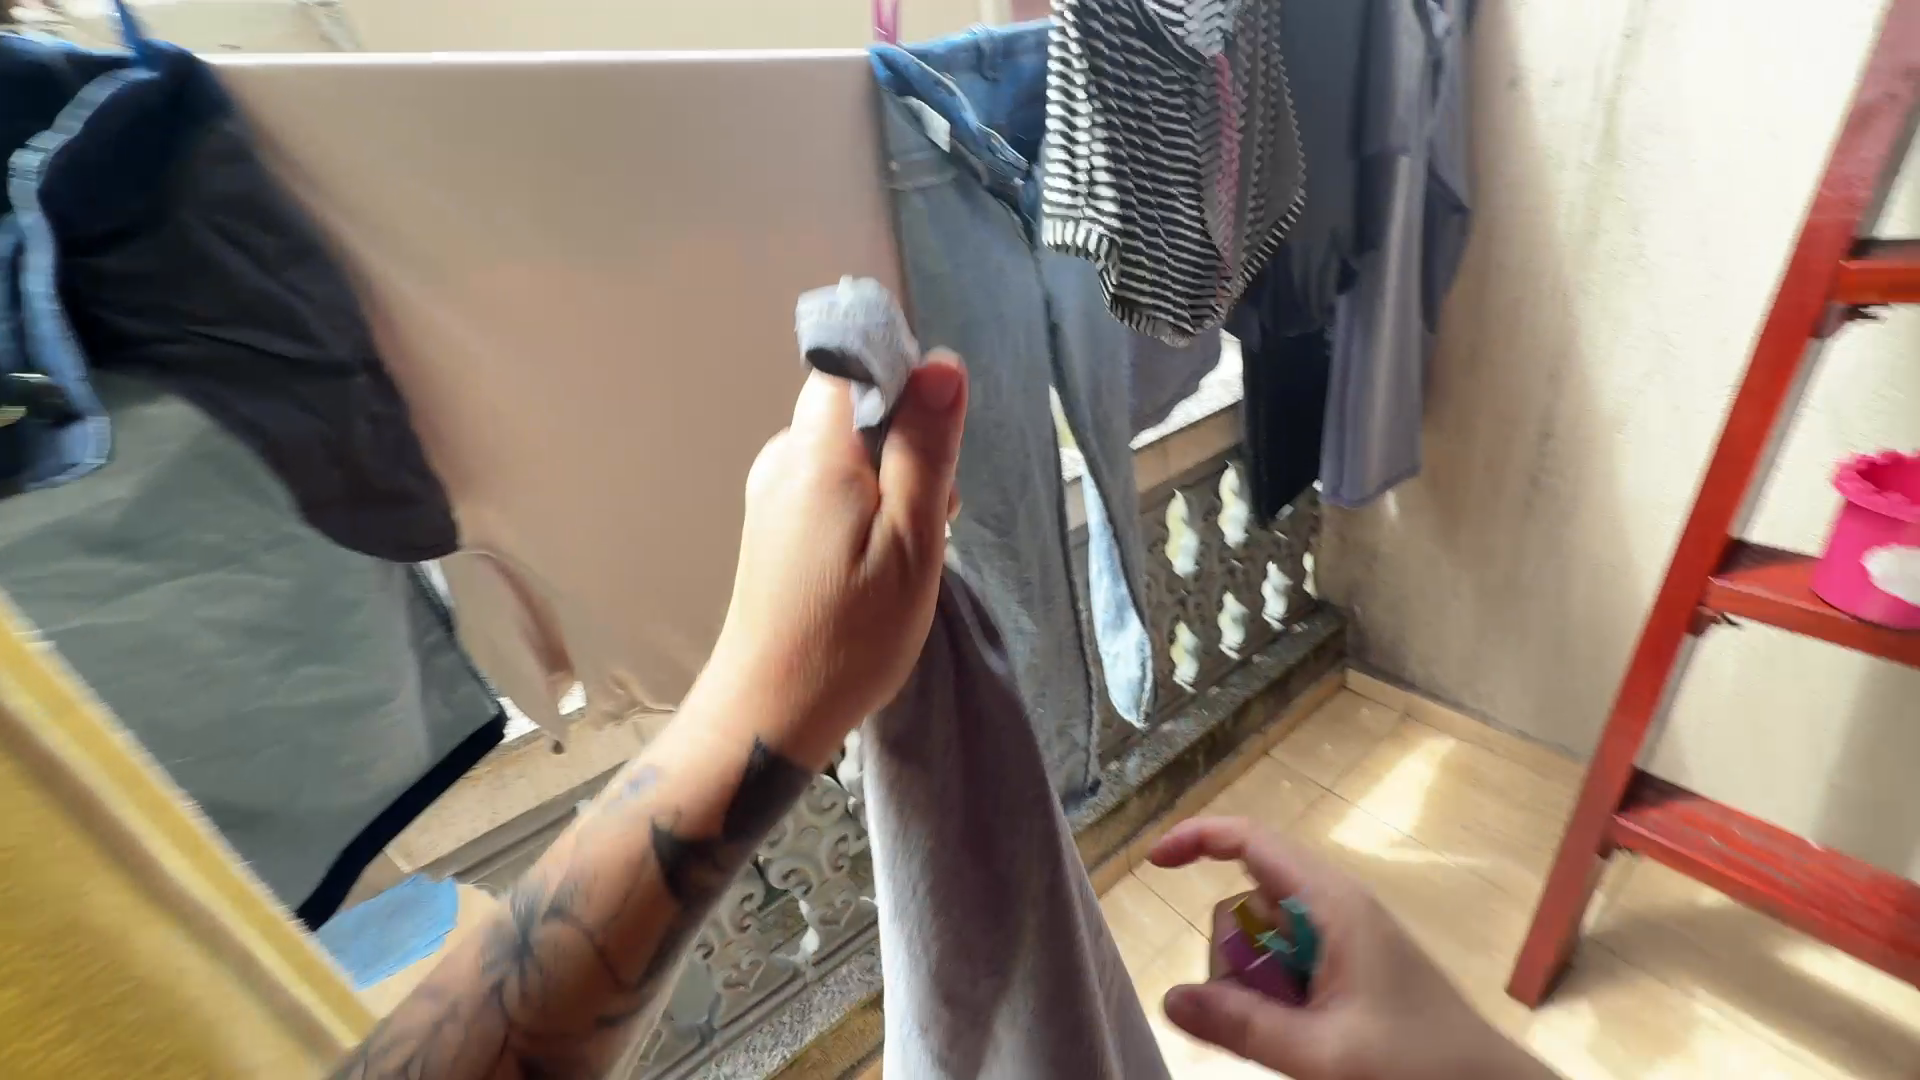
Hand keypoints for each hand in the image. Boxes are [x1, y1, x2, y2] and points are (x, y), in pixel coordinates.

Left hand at [694, 350, 967, 765]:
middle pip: (855, 414)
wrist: (772, 711)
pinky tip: (878, 561)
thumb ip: (925, 451)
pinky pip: (830, 488)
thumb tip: (941, 363)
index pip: (850, 367)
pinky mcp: (774, 525)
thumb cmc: (851, 633)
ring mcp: (772, 494)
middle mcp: (782, 459)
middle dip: (906, 448)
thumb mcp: (911, 541)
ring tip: (909, 551)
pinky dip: (867, 508)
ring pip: (848, 454)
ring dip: (892, 484)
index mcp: (813, 453)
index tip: (933, 445)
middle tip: (933, 519)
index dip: (900, 385)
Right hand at [1149, 817, 1556, 1079]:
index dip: (1194, 838)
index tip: (1152, 864)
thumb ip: (1243, 1026)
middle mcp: (1333, 905)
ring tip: (1297, 1042)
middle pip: (1247, 899)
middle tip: (1263, 1019)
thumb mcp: (1325, 1057)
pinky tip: (1307, 1041)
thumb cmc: (1424, 1072)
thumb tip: (1167, 997)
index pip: (1246, 838)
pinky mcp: (1352, 965)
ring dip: (1258, 984)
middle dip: (1235, 954)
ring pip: (1266, 938)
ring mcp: (1345, 935)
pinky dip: (1280, 996)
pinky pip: (1289, 964)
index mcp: (1329, 900)